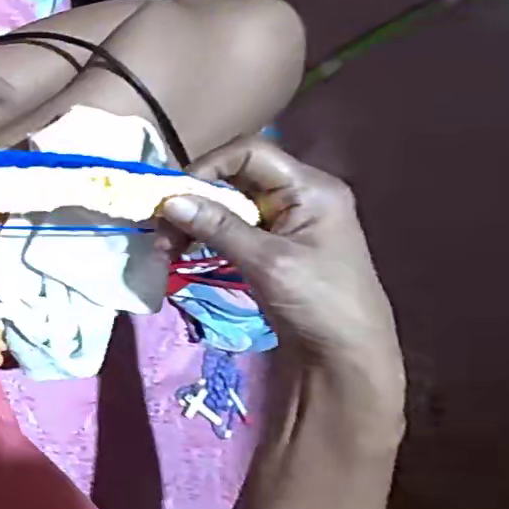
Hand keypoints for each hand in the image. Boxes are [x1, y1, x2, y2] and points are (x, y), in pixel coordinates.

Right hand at [154, 137, 401, 388]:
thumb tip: (169, 200)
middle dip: (192, 199)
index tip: (174, 198)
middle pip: (232, 177)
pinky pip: (228, 226)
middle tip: (162, 230)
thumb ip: (218, 227)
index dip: (207, 167)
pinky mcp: (271, 243)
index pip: (249, 153)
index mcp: (310, 188)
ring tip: (167, 249)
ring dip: (191, 221)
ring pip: (225, 203)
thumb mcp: (267, 262)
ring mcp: (284, 220)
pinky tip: (182, 253)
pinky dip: (202, 236)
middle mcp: (298, 195)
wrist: (347, 356)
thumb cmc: (319, 302)